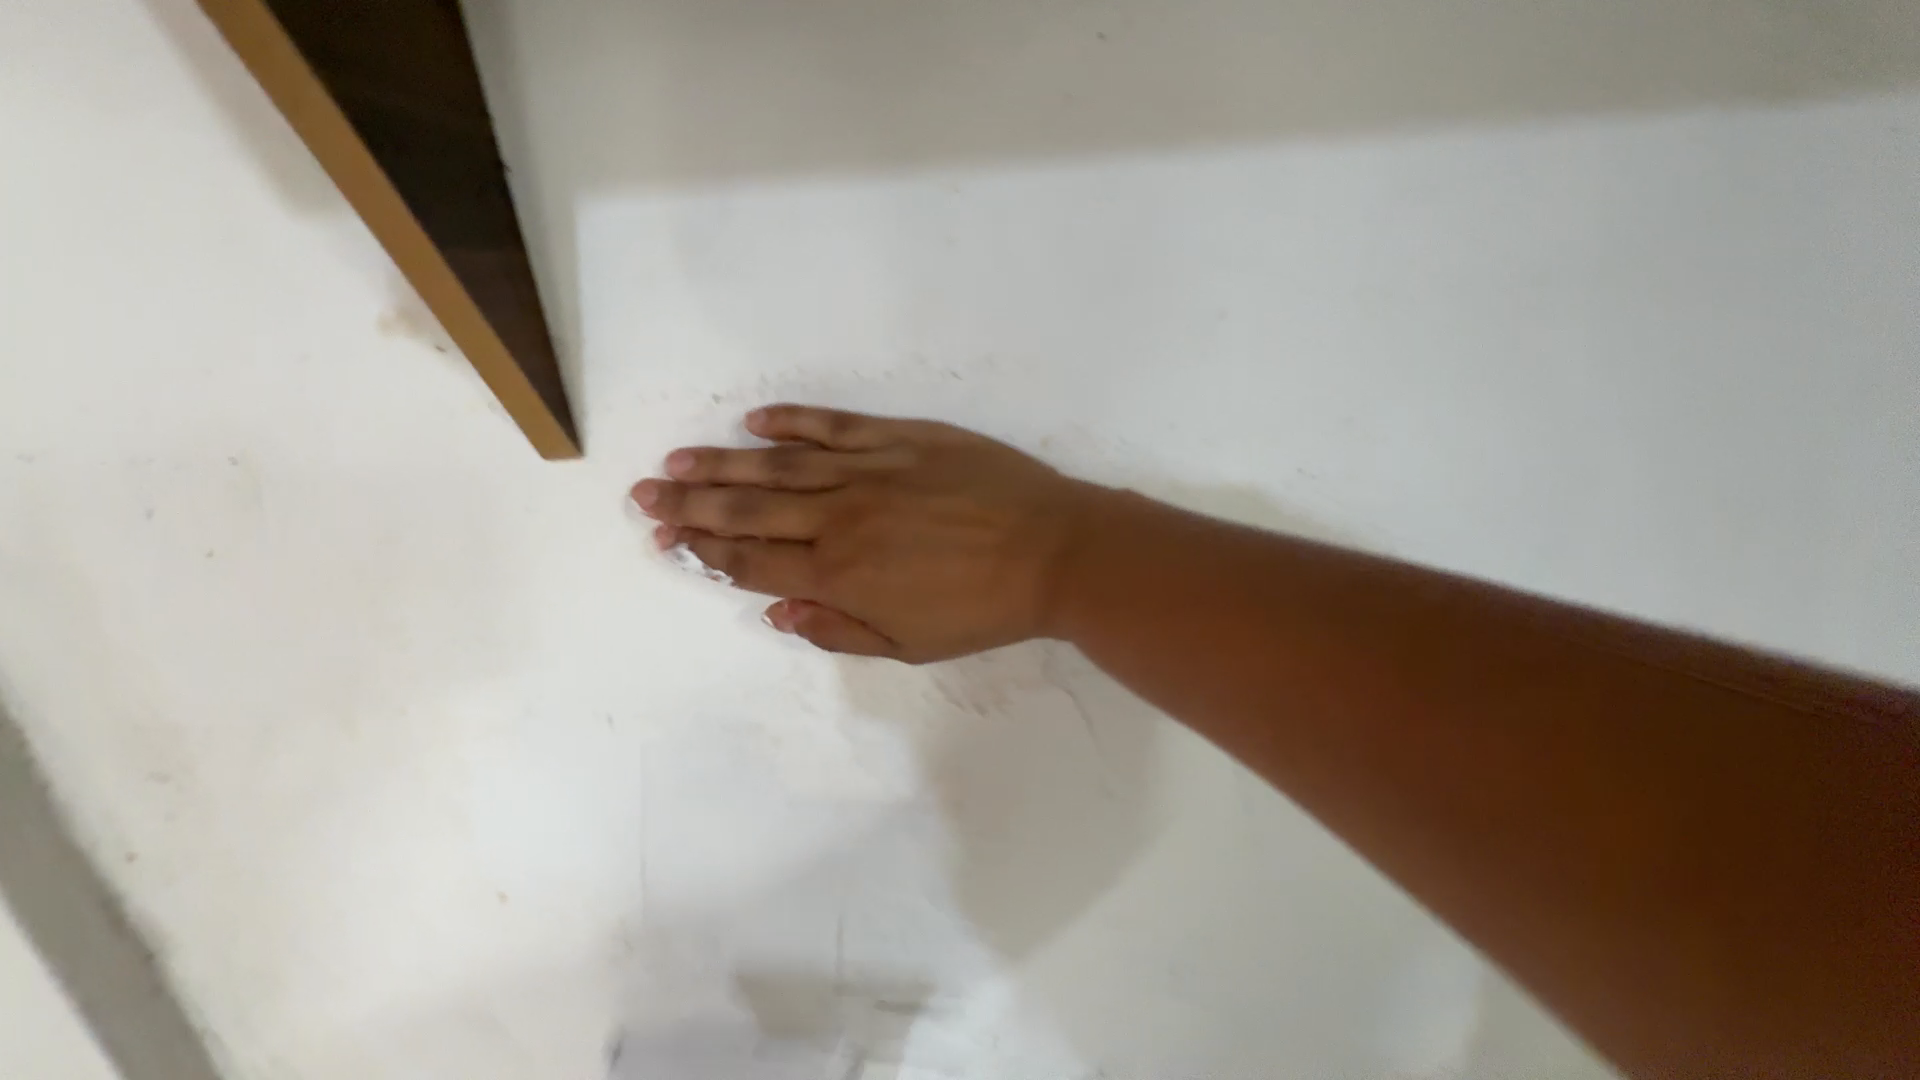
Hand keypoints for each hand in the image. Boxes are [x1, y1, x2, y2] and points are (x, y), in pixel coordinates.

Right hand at [630, 406, 1102, 662]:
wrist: (1055, 553)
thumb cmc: (984, 610)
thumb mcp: (911, 645)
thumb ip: (838, 631)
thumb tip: (774, 614)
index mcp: (840, 577)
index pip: (753, 562)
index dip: (705, 552)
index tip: (668, 541)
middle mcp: (841, 520)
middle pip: (749, 511)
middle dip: (691, 506)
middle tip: (643, 495)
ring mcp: (870, 472)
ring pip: (780, 466)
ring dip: (723, 464)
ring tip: (678, 460)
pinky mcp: (902, 438)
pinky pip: (835, 426)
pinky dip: (793, 422)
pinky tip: (757, 422)